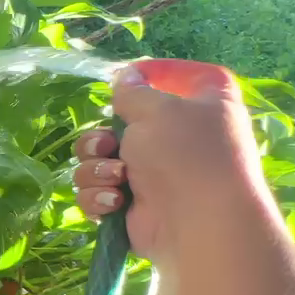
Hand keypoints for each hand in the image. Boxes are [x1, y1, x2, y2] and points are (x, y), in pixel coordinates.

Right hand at [72, 58, 280, 265]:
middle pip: (117, 124)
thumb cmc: (186, 155)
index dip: (153, 74)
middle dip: (99, 139)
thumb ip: (134, 92)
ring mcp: (149, 171)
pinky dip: (99, 195)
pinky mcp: (127, 201)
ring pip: (95, 160)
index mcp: (199, 104)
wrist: (195, 220)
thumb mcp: (158, 110)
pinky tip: (116, 202)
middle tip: (106, 146)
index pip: (179, 75)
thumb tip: (124, 76)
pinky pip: (94, 190)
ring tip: (117, 179)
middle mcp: (175, 135)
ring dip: (96, 169)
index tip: (125, 78)